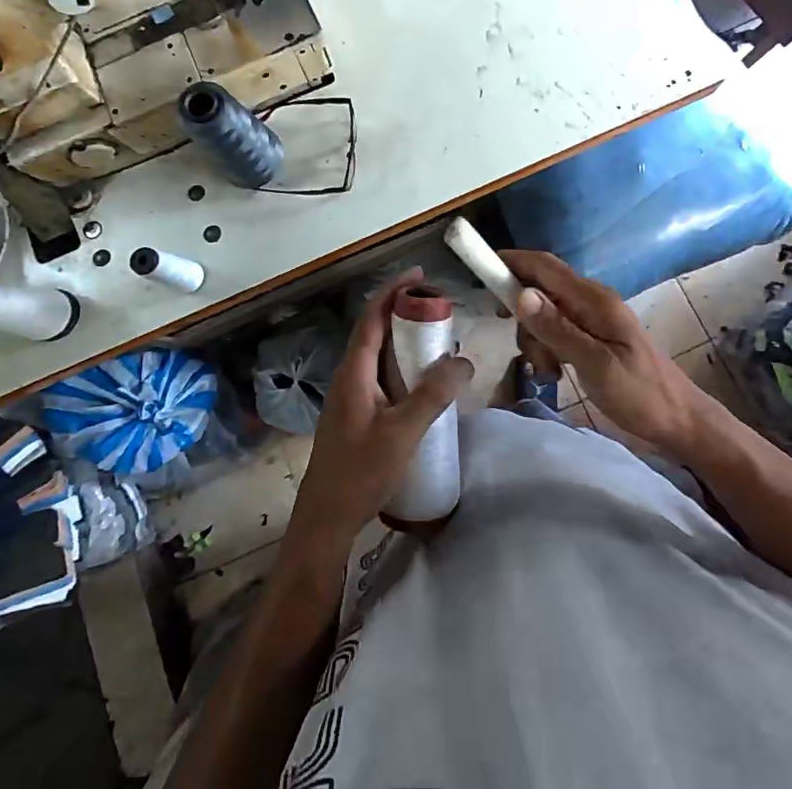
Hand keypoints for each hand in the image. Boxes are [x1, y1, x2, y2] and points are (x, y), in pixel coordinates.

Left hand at [290, 269, 474, 549]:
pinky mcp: (358, 415)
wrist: (327, 516)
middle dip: (404, 314)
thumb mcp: (403, 432)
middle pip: (375, 332)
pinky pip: (382, 378)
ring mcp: (351, 397)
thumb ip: (433, 395)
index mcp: (353, 372)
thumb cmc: (361, 472)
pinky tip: (424, 383)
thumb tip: (464, 359)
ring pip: (379, 357)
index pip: (372, 318)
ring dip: (405, 342)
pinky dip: (403, 368)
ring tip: (438, 340)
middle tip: (439, 310)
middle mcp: (349, 377)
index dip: (393, 292)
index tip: (420, 275)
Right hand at [503, 250, 713, 452]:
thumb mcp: (596, 365)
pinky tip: (556, 371)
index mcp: (594, 300)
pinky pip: (555, 329)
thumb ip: (558, 330)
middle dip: (522, 317)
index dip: (510, 261)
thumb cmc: (641, 395)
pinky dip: (546, 347)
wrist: (679, 420)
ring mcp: (591, 317)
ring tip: (551, 371)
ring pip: (543, 312)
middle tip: (529, 353)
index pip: (544, 266)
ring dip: (535, 338)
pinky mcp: (591, 334)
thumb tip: (521, 295)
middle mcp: (591, 300)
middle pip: (539, 289)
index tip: (478, 271)